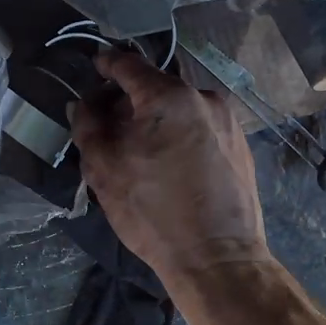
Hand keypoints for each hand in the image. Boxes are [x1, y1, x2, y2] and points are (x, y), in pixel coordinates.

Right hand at [68, 48, 271, 277]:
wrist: (218, 261)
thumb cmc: (153, 210)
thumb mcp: (103, 166)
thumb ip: (86, 124)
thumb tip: (84, 103)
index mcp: (168, 95)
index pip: (128, 64)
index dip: (106, 63)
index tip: (94, 67)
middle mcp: (203, 98)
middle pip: (155, 86)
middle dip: (130, 99)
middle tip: (110, 122)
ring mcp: (227, 122)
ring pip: (180, 107)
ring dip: (157, 118)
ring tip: (141, 148)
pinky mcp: (241, 147)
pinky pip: (200, 127)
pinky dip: (180, 134)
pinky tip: (170, 164)